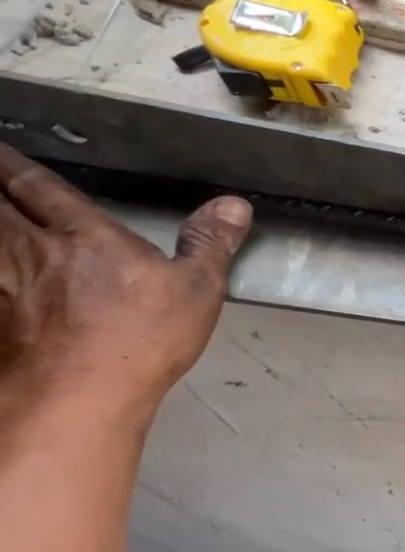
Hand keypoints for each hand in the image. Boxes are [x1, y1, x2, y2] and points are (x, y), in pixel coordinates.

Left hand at [0, 145, 251, 420]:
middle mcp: (27, 246)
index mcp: (82, 234)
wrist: (78, 389)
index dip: (10, 162)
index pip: (33, 184)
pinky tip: (3, 271)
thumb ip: (209, 243)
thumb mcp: (197, 288)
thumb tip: (233, 205)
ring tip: (2, 219)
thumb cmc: (144, 335)